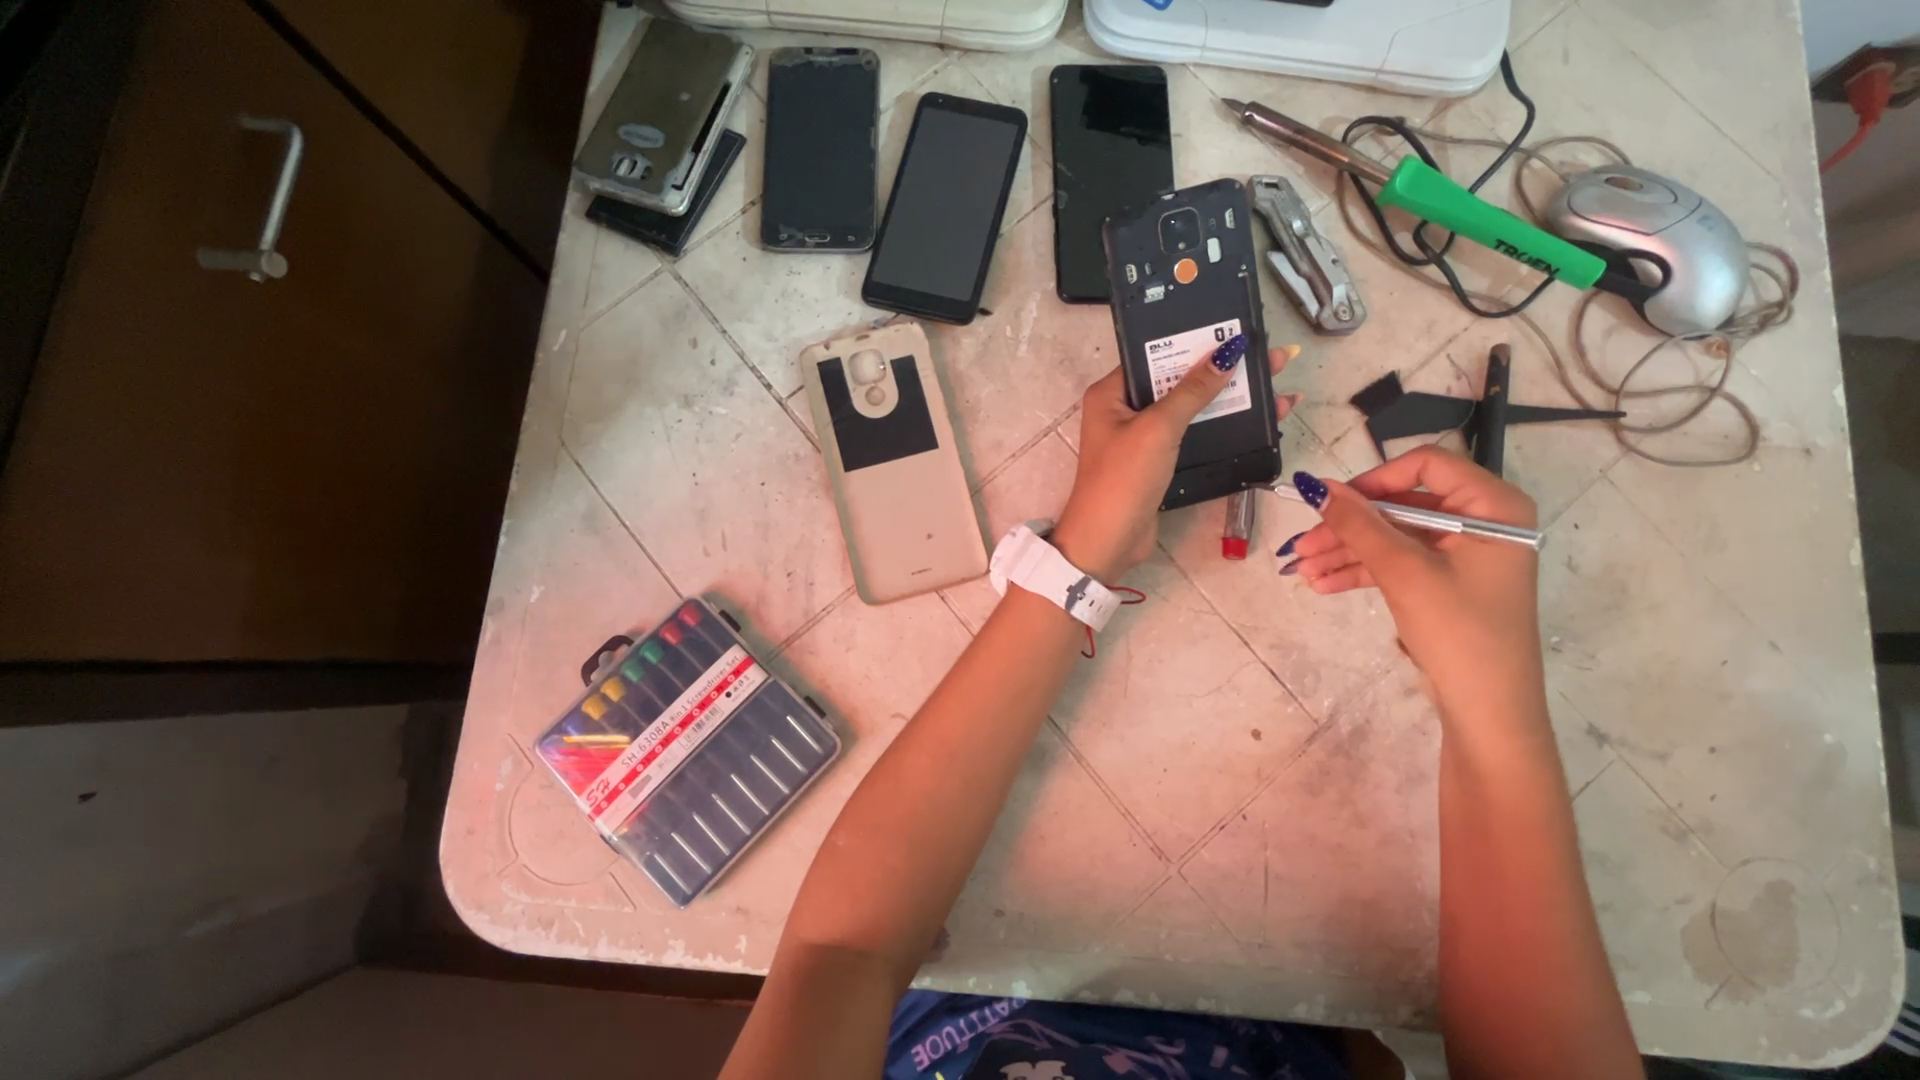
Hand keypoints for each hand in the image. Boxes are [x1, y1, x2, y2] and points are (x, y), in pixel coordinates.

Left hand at [1051, 341, 1300, 581]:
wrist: (1108, 541)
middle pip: (1179, 380)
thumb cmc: (1123, 478)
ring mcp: (1142, 438)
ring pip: (1192, 409)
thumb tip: (1227, 353)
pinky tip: (1261, 421)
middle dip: (1224, 370)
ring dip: (1231, 399)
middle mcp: (1124, 410)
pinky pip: (1195, 434)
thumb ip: (1193, 390)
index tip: (1235, 331)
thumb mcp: (1158, 428)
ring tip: (1279, 388)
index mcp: (1111, 393)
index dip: (1194, 343)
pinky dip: (1224, 427)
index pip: (1155, 356)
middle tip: (1271, 358)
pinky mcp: (1159, 462)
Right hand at [1283, 446, 1542, 712]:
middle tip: (1302, 545)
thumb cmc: (1459, 631)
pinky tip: (1324, 585)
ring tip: (1302, 571)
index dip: (1374, 480)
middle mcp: (1482, 522)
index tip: (1332, 502)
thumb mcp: (1403, 572)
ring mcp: (1464, 555)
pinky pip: (1398, 563)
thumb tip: (1315, 485)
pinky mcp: (1447, 583)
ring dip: (1347, 552)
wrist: (1489, 710)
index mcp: (1492, 506)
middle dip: (1349, 527)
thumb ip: (1358, 524)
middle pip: (1402, 505)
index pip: (1426, 465)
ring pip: (1394, 537)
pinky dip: (1362, 571)